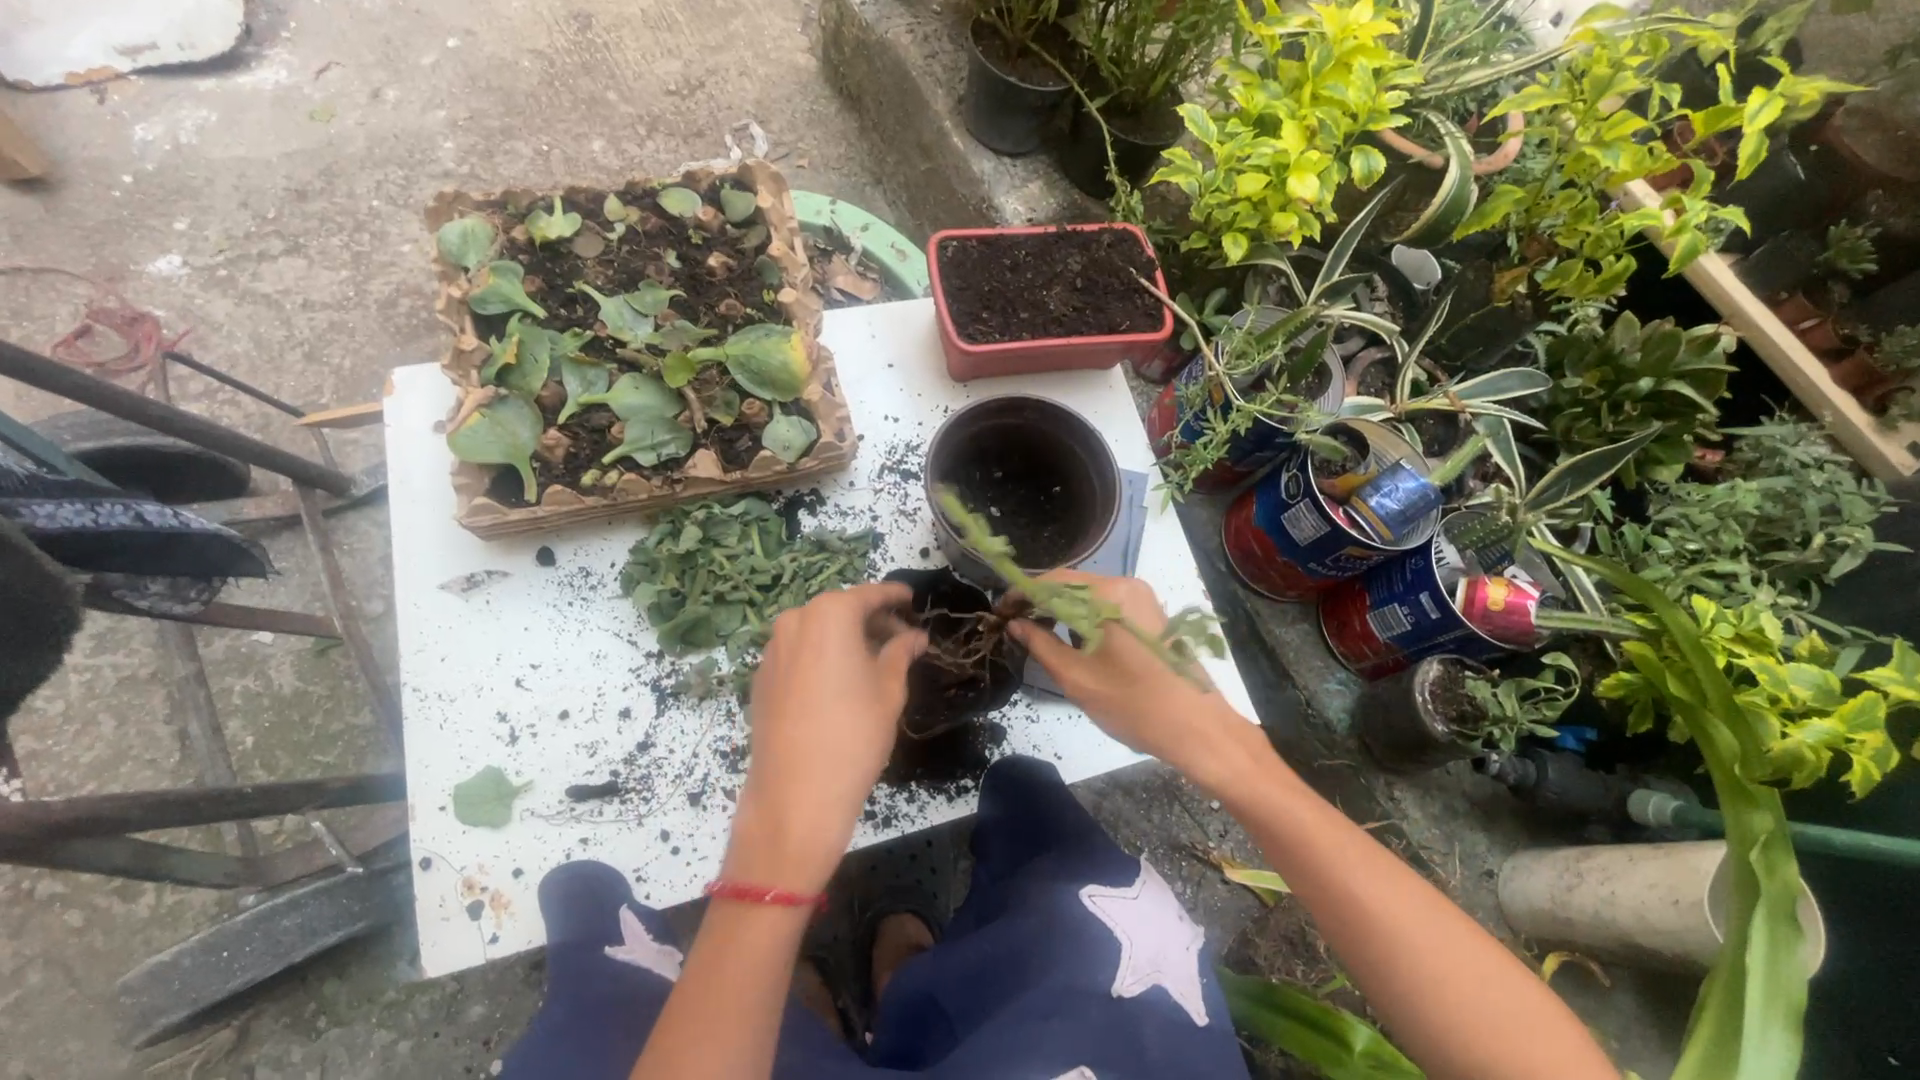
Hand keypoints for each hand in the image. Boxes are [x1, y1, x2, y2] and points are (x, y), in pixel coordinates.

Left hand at [726, 583, 926, 892]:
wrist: (796, 791)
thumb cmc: (854, 732)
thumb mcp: (889, 689)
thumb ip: (900, 652)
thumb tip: (915, 637)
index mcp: (829, 615)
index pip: (868, 595)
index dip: (894, 597)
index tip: (911, 599)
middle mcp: (794, 622)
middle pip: (840, 611)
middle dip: (871, 621)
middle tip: (901, 639)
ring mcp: (772, 650)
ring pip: (817, 633)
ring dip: (846, 640)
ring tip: (874, 662)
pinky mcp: (761, 679)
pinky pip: (799, 655)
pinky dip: (822, 658)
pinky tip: (841, 682)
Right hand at [1008, 571, 1272, 795]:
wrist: (1198, 728)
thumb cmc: (1134, 706)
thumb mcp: (1077, 678)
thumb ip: (1041, 644)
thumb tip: (1016, 624)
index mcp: (1109, 596)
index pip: (1052, 581)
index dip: (1020, 595)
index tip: (998, 613)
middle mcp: (1127, 585)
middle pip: (1070, 583)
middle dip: (1038, 601)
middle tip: (1012, 624)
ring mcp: (1142, 598)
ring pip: (1087, 593)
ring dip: (1059, 608)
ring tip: (1034, 632)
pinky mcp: (1149, 614)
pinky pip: (1106, 604)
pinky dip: (1081, 615)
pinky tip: (1067, 636)